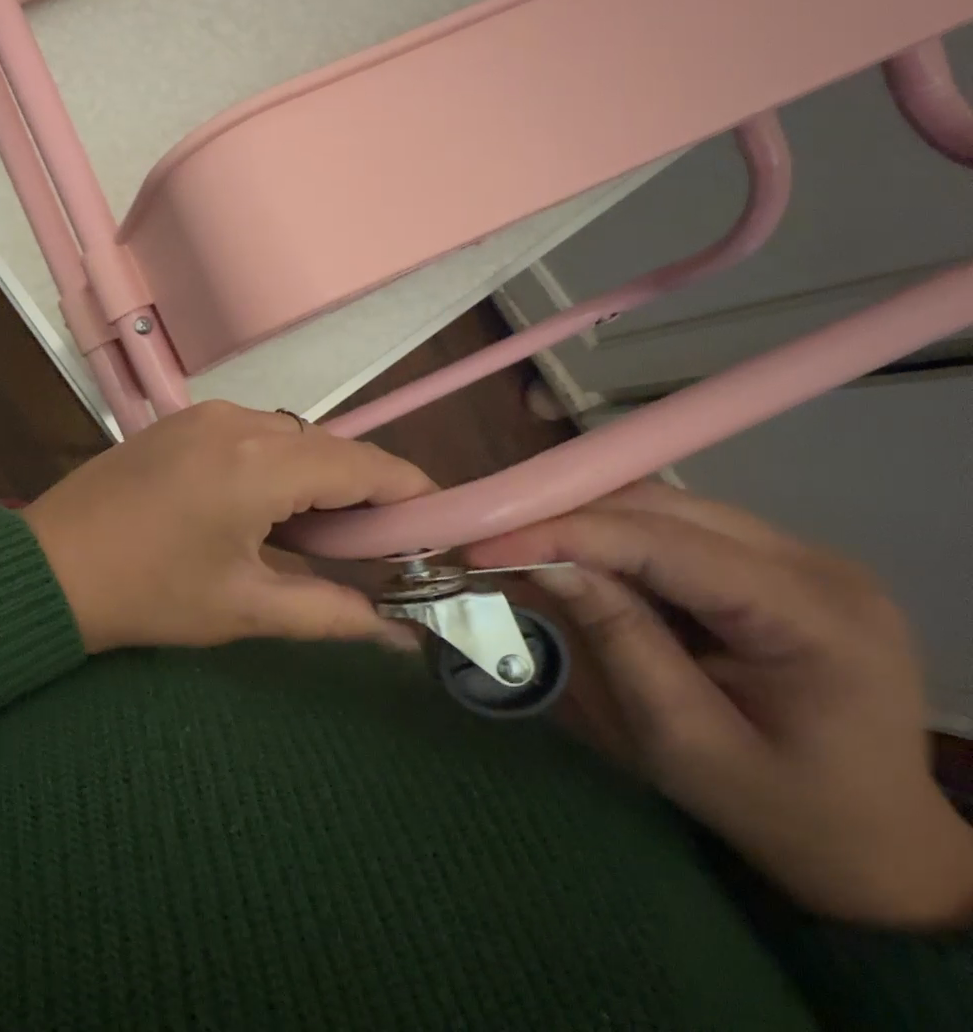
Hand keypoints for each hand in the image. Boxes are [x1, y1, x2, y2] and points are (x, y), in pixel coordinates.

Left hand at [22, 400, 432, 653]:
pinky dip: (273, 467)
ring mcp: (200, 415)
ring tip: (315, 541)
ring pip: (289, 439)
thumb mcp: (243, 609)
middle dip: (362, 495)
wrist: (44, 572)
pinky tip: (263, 512)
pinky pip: (248, 435)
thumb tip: (401, 635)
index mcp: (261, 461)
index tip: (438, 534)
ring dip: (314, 481)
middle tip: (374, 554)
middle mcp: (237, 419)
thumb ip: (331, 613)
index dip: (413, 497)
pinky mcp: (174, 424)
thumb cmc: (145, 595)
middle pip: (330, 448)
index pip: (368, 466)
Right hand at [470, 482, 972, 929]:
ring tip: (513, 547)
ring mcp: (803, 558)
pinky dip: (611, 538)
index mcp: (813, 616)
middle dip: (564, 517)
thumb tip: (543, 566)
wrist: (865, 835)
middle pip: (667, 508)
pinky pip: (678, 530)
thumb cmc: (770, 803)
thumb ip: (617, 641)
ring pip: (668, 508)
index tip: (478, 545)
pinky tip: (570, 559)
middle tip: (482, 543)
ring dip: (584, 522)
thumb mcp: (678, 735)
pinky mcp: (776, 566)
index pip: (667, 543)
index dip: (565, 533)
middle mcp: (818, 565)